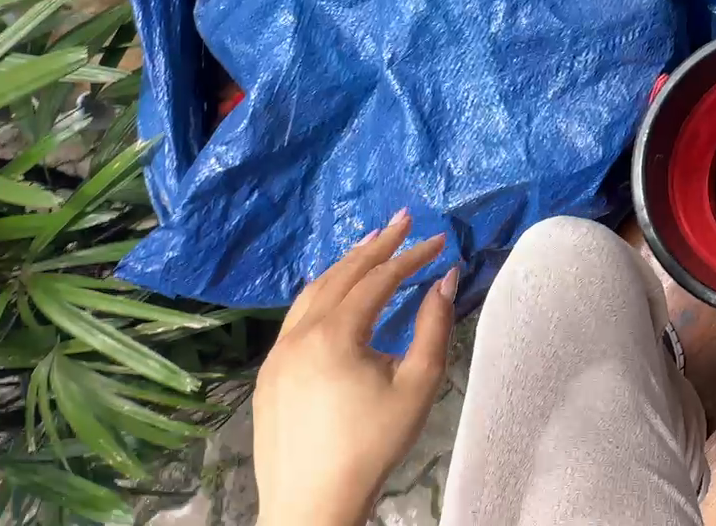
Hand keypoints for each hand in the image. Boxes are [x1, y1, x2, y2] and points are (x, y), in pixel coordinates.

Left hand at [252, 210, 457, 525]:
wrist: (312, 506)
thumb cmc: (374, 441)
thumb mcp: (419, 381)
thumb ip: (434, 323)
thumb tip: (446, 277)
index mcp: (333, 336)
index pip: (379, 279)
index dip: (412, 256)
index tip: (441, 240)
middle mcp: (298, 338)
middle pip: (341, 277)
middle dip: (377, 246)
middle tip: (404, 219)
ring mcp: (276, 357)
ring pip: (312, 294)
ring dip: (346, 264)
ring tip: (372, 243)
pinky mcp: (269, 376)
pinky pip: (298, 317)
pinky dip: (324, 290)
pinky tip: (339, 289)